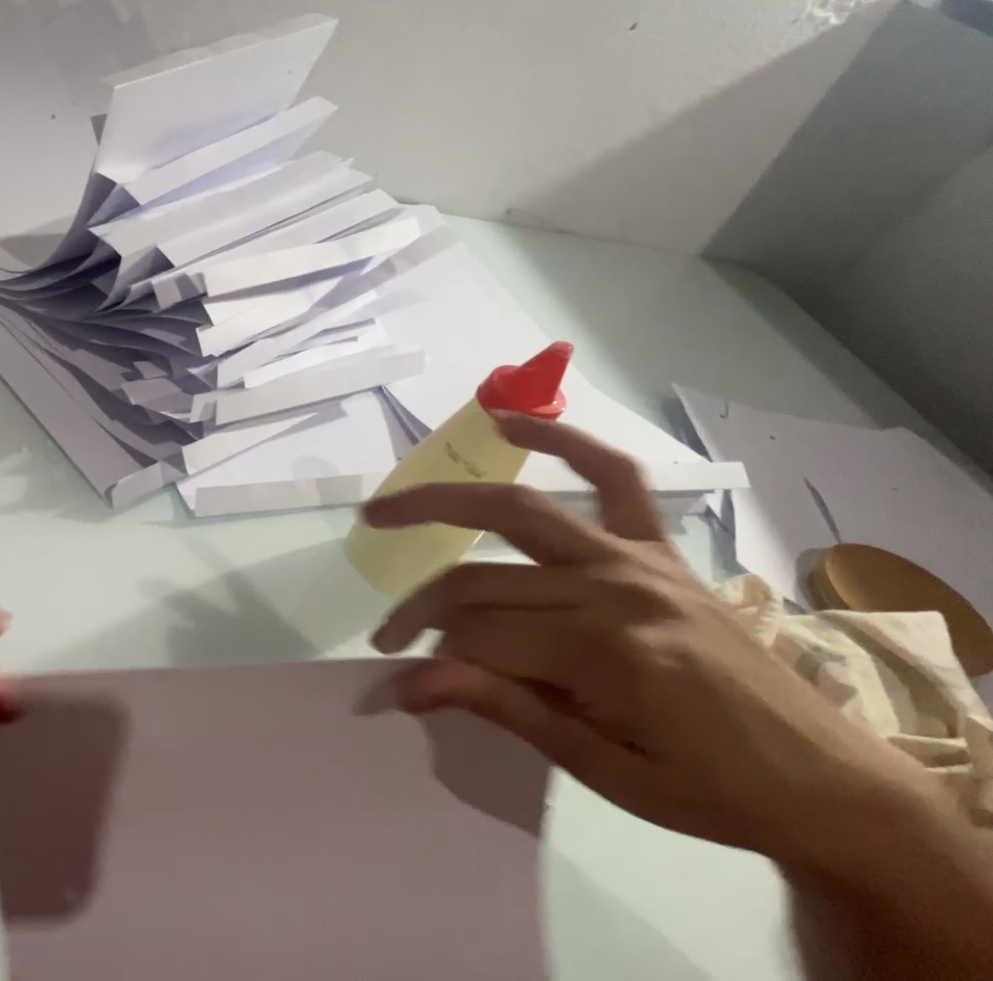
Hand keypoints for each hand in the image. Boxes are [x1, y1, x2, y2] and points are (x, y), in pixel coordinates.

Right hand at [364, 414, 945, 873]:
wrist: (828, 782)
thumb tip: (410, 685)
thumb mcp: (603, 771)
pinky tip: (509, 422)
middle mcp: (617, 589)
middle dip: (423, 606)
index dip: (435, 660)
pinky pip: (613, 476)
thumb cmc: (710, 791)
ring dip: (443, 503)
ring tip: (384, 510)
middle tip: (386, 634)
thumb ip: (505, 709)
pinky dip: (562, 439)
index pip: (480, 637)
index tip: (407, 684)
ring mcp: (640, 559)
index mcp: (607, 654)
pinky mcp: (661, 549)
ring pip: (520, 511)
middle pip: (484, 579)